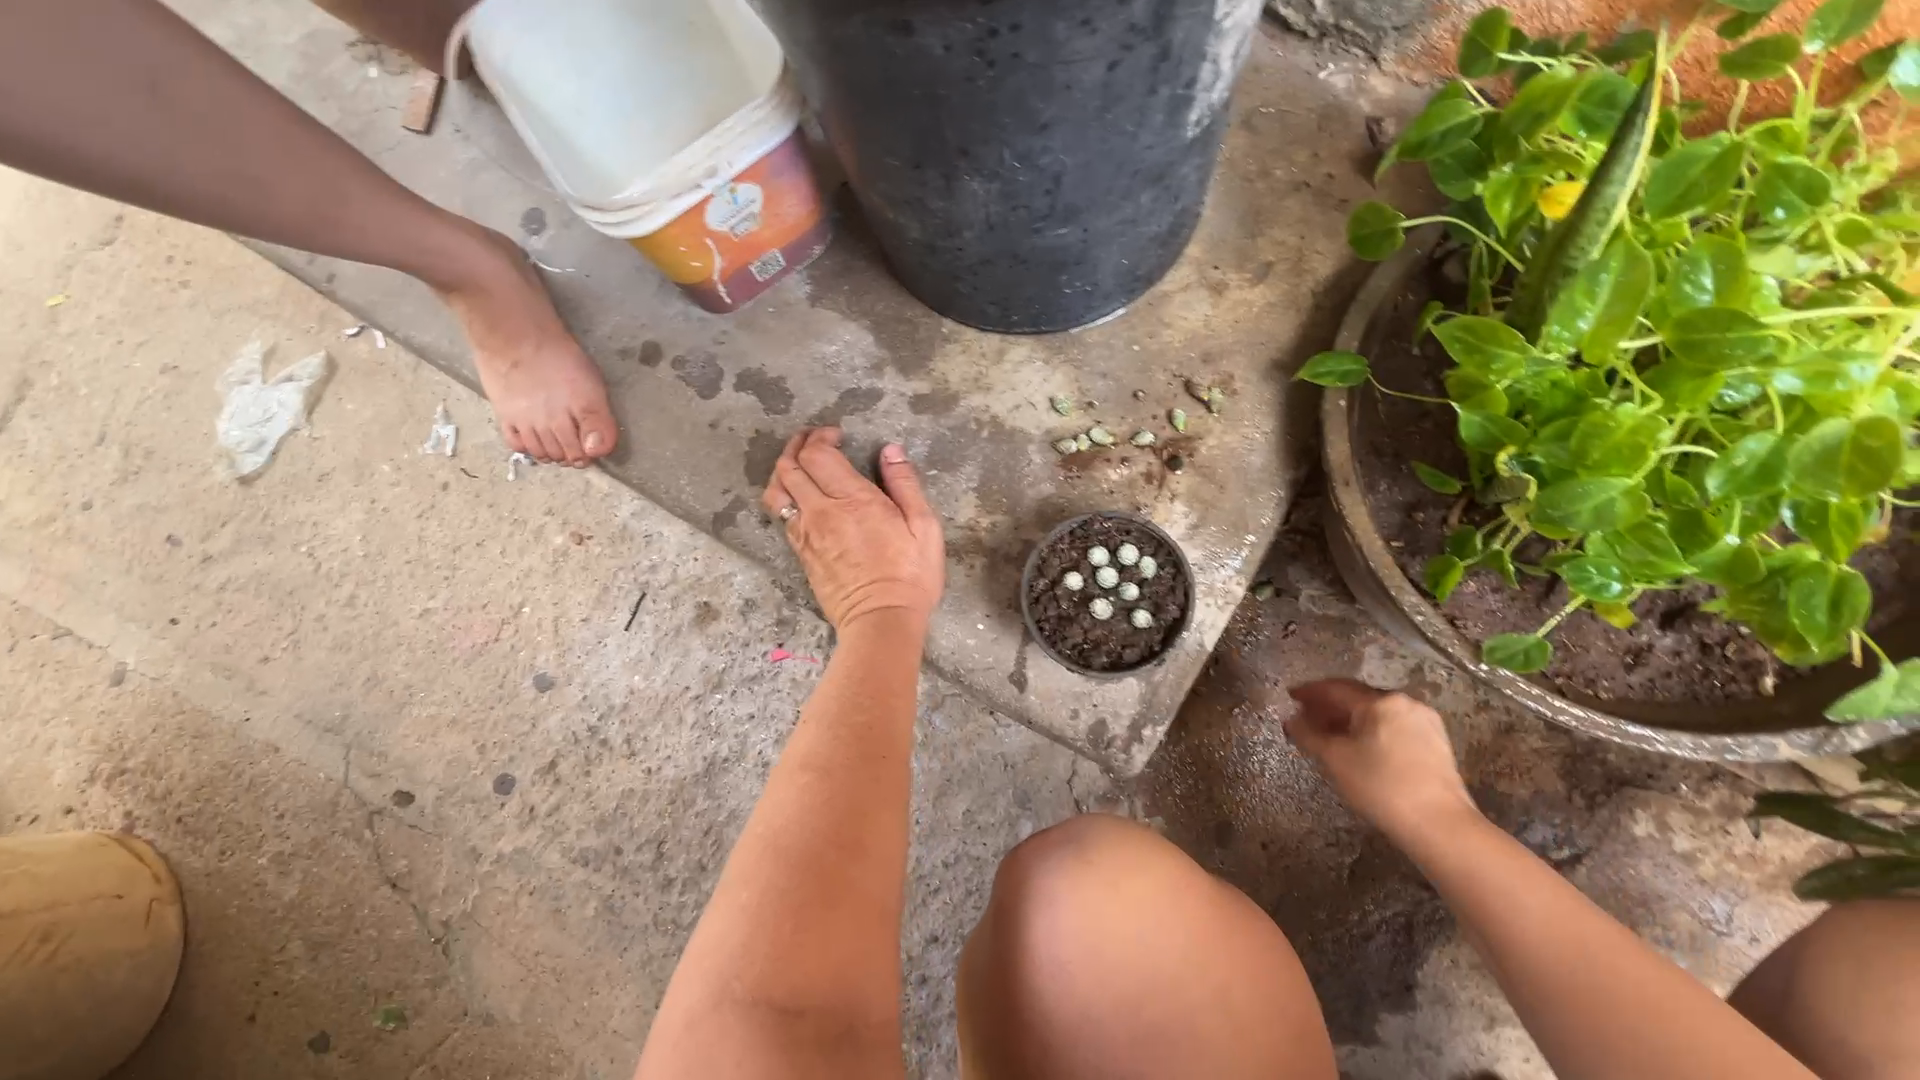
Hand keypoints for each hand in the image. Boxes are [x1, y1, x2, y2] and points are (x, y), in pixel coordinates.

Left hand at [761, 428, 944, 630]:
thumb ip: (905, 484)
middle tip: (812, 439)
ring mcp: (806, 535)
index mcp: (853, 500)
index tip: (837, 435)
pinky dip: (785, 497)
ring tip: (798, 463)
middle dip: (797, 445)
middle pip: (789, 467)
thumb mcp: (924, 526)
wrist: (881, 621)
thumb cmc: (910, 575)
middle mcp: (821, 513)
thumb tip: (891, 450)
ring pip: (777, 491)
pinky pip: (782, 517)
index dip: (820, 437)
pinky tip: (801, 497)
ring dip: (783, 470)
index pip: (817, 454)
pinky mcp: (802, 554)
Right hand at [1284, 679, 1477, 842]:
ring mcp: (1424, 721)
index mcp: (1379, 701)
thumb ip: (1308, 734)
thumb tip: (1292, 720)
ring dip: (1350, 720)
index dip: (1309, 692)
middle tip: (1307, 719)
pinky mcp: (1436, 742)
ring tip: (1331, 736)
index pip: (1335, 688)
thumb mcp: (1334, 759)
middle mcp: (1404, 702)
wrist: (1439, 823)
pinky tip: (1361, 748)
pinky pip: (1394, 727)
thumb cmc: (1380, 786)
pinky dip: (1371, 731)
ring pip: (1377, 713)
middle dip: (1330, 707)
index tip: (1290, 696)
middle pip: (1358, 698)